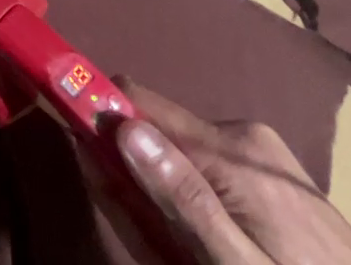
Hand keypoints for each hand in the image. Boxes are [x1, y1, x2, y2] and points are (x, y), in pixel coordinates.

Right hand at [112, 80, 350, 264]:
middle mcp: (244, 135)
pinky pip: (205, 166)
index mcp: (233, 149)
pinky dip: (189, 192)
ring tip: (181, 245)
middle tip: (143, 229)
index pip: (136, 101)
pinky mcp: (272, 172)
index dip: (97, 119)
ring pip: (177, 151)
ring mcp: (263, 152)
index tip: (78, 150)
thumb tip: (123, 127)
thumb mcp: (234, 262)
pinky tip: (209, 237)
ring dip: (160, 186)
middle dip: (132, 169)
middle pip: (154, 129)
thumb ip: (180, 197)